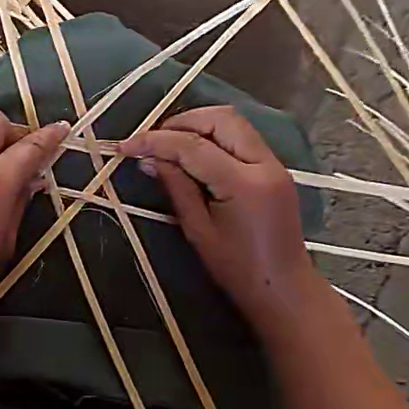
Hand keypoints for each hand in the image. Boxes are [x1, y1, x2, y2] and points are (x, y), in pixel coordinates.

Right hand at [120, 106, 321, 328]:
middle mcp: (264, 164)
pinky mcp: (274, 168)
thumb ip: (176, 188)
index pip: (193, 146)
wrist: (283, 288)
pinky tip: (192, 151)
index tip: (126, 146)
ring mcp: (274, 163)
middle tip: (151, 140)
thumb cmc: (237, 269)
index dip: (156, 141)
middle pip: (220, 119)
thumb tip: (149, 160)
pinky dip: (214, 135)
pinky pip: (241, 137)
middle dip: (181, 122)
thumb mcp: (198, 230)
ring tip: (168, 142)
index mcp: (244, 184)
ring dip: (198, 124)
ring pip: (233, 122)